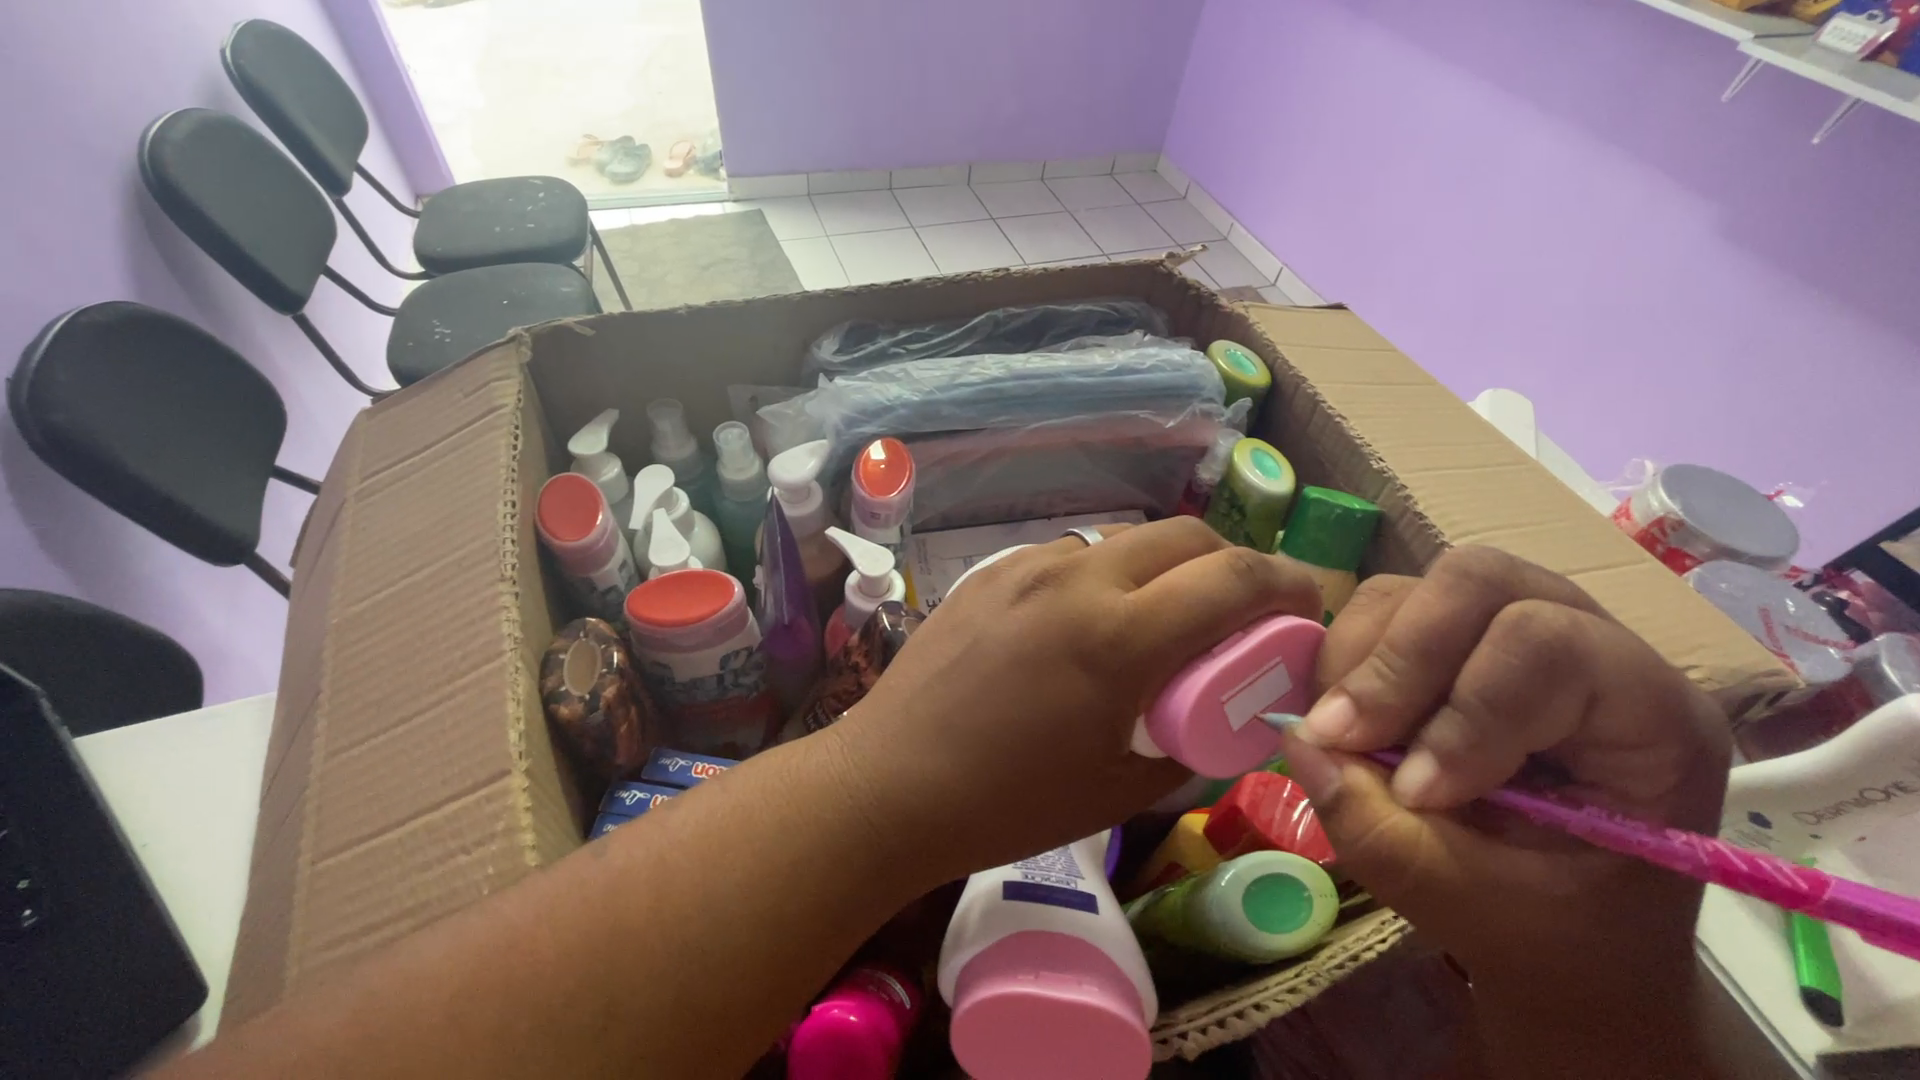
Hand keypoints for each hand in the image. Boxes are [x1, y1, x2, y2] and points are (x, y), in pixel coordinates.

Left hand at [830, 517, 1322, 877]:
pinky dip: (1104, 576)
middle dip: (1231, 564)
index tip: (1306, 607)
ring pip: (1125, 540)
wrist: (889, 784)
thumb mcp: (1120, 788)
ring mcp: (1025, 566)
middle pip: (1186, 536)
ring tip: (1158, 621)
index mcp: (1119, 635)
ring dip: (1163, 567)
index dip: (1289, 583)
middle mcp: (1077, 578)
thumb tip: (1224, 712)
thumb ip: (1190, 739)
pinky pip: (1070, 555)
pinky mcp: (989, 572)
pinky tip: (1085, 624)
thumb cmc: (1007, 804)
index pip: (1235, 577)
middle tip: (1239, 614)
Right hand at [1280, 547, 1731, 1005]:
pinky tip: (1347, 719)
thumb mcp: (1473, 906)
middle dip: (1396, 660)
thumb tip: (1303, 744)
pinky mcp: (1457, 641)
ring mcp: (1515, 632)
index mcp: (1651, 718)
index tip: (1413, 795)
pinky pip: (1383, 611)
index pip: (1546, 645)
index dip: (1464, 710)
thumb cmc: (1552, 933)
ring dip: (1360, 659)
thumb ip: (1382, 831)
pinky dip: (1345, 659)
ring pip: (1417, 588)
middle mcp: (1591, 646)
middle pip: (1477, 581)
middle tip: (1342, 736)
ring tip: (1342, 736)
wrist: (1564, 943)